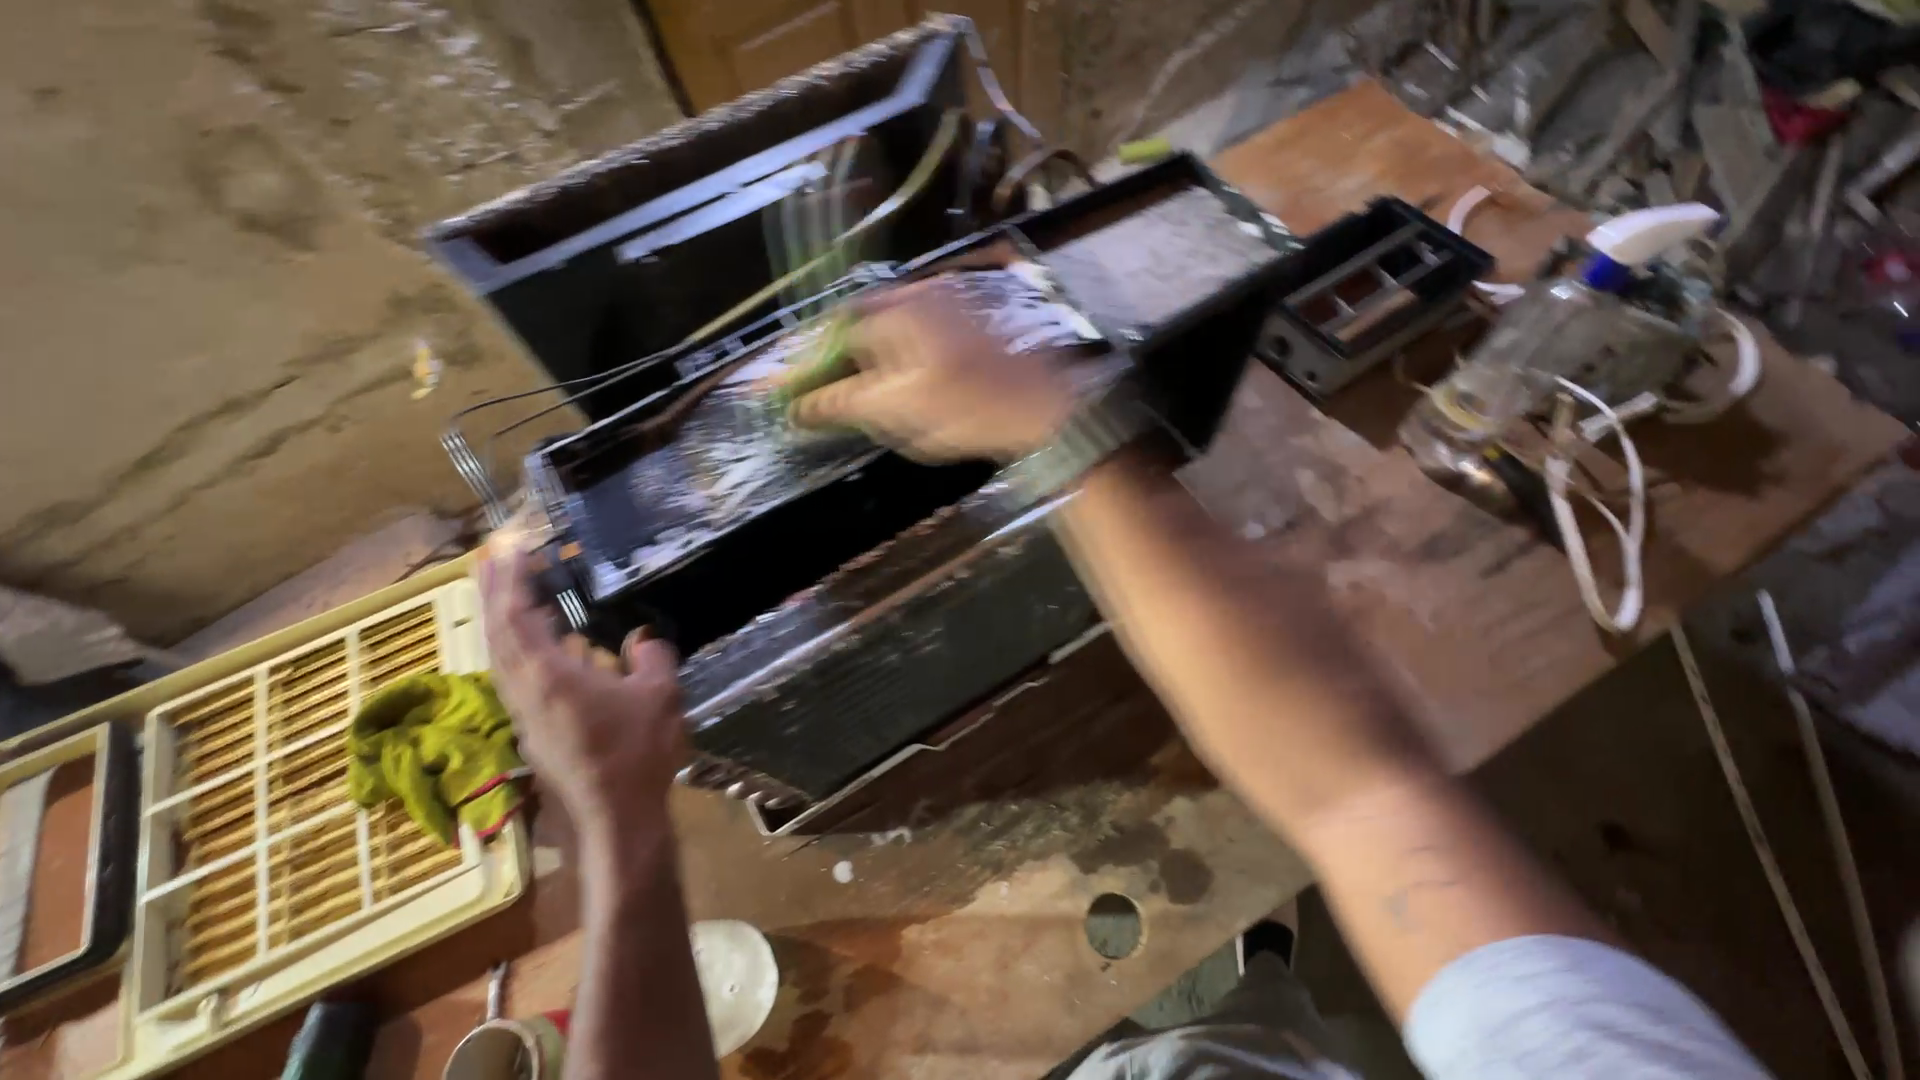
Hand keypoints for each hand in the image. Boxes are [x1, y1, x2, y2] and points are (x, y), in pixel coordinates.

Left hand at [477, 542, 685, 838]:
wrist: (616, 818)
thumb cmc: (637, 753)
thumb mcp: (659, 696)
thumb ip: (652, 658)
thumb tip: (641, 638)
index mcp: (550, 677)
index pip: (518, 619)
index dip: (511, 581)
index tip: (511, 548)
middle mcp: (525, 692)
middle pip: (497, 634)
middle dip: (493, 592)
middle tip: (492, 556)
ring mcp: (523, 715)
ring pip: (500, 658)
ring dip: (499, 620)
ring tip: (505, 592)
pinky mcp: (533, 733)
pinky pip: (513, 677)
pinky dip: (515, 648)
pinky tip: (535, 646)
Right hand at [787, 277, 1077, 461]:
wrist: (1050, 410)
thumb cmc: (968, 408)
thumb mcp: (896, 409)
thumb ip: (841, 403)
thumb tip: (797, 408)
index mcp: (898, 308)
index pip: (835, 329)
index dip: (810, 363)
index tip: (791, 394)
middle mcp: (922, 294)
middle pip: (862, 324)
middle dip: (837, 361)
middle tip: (822, 399)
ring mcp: (951, 307)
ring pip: (891, 331)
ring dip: (867, 362)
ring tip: (856, 399)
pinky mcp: (972, 326)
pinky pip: (918, 337)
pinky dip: (897, 361)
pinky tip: (900, 390)